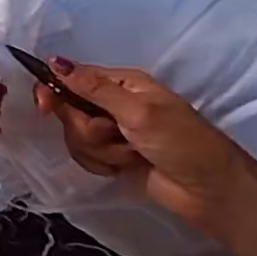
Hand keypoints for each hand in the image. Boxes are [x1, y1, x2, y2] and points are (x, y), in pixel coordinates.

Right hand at [34, 58, 256, 241]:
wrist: (212, 194)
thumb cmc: (183, 143)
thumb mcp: (138, 111)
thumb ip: (93, 88)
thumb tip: (55, 61)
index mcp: (121, 84)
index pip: (71, 78)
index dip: (53, 90)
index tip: (43, 107)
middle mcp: (113, 104)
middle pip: (69, 111)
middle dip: (87, 129)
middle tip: (115, 136)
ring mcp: (112, 131)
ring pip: (75, 136)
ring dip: (99, 150)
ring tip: (130, 155)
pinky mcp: (112, 156)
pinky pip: (84, 156)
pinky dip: (102, 164)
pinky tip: (125, 169)